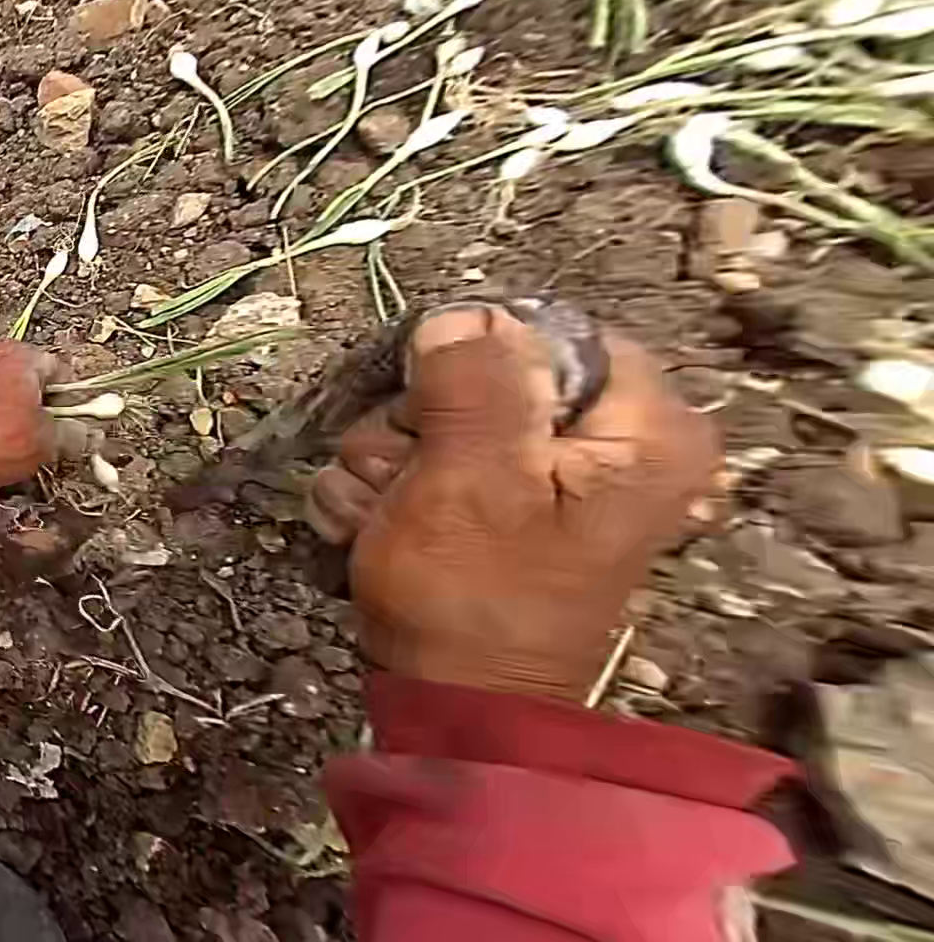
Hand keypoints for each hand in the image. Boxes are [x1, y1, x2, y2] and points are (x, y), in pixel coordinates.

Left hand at [0, 341, 59, 489]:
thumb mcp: (45, 444)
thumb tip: (86, 433)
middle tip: (42, 437)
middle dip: (40, 406)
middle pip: (32, 378)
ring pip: (4, 388)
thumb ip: (73, 433)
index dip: (72, 401)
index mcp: (23, 356)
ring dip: (12, 410)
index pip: (63, 372)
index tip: (70, 425)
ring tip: (11, 441)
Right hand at [309, 307, 717, 700]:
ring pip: (409, 423)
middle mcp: (579, 446)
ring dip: (375, 467)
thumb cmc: (472, 589)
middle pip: (462, 380)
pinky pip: (392, 464)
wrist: (443, 687)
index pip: (549, 335)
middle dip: (406, 428)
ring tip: (384, 516)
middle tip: (405, 477)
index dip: (473, 356)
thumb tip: (458, 314)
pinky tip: (371, 527)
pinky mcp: (460, 498)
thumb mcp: (474, 480)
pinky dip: (370, 494)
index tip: (428, 399)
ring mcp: (509, 474)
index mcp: (631, 432)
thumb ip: (473, 387)